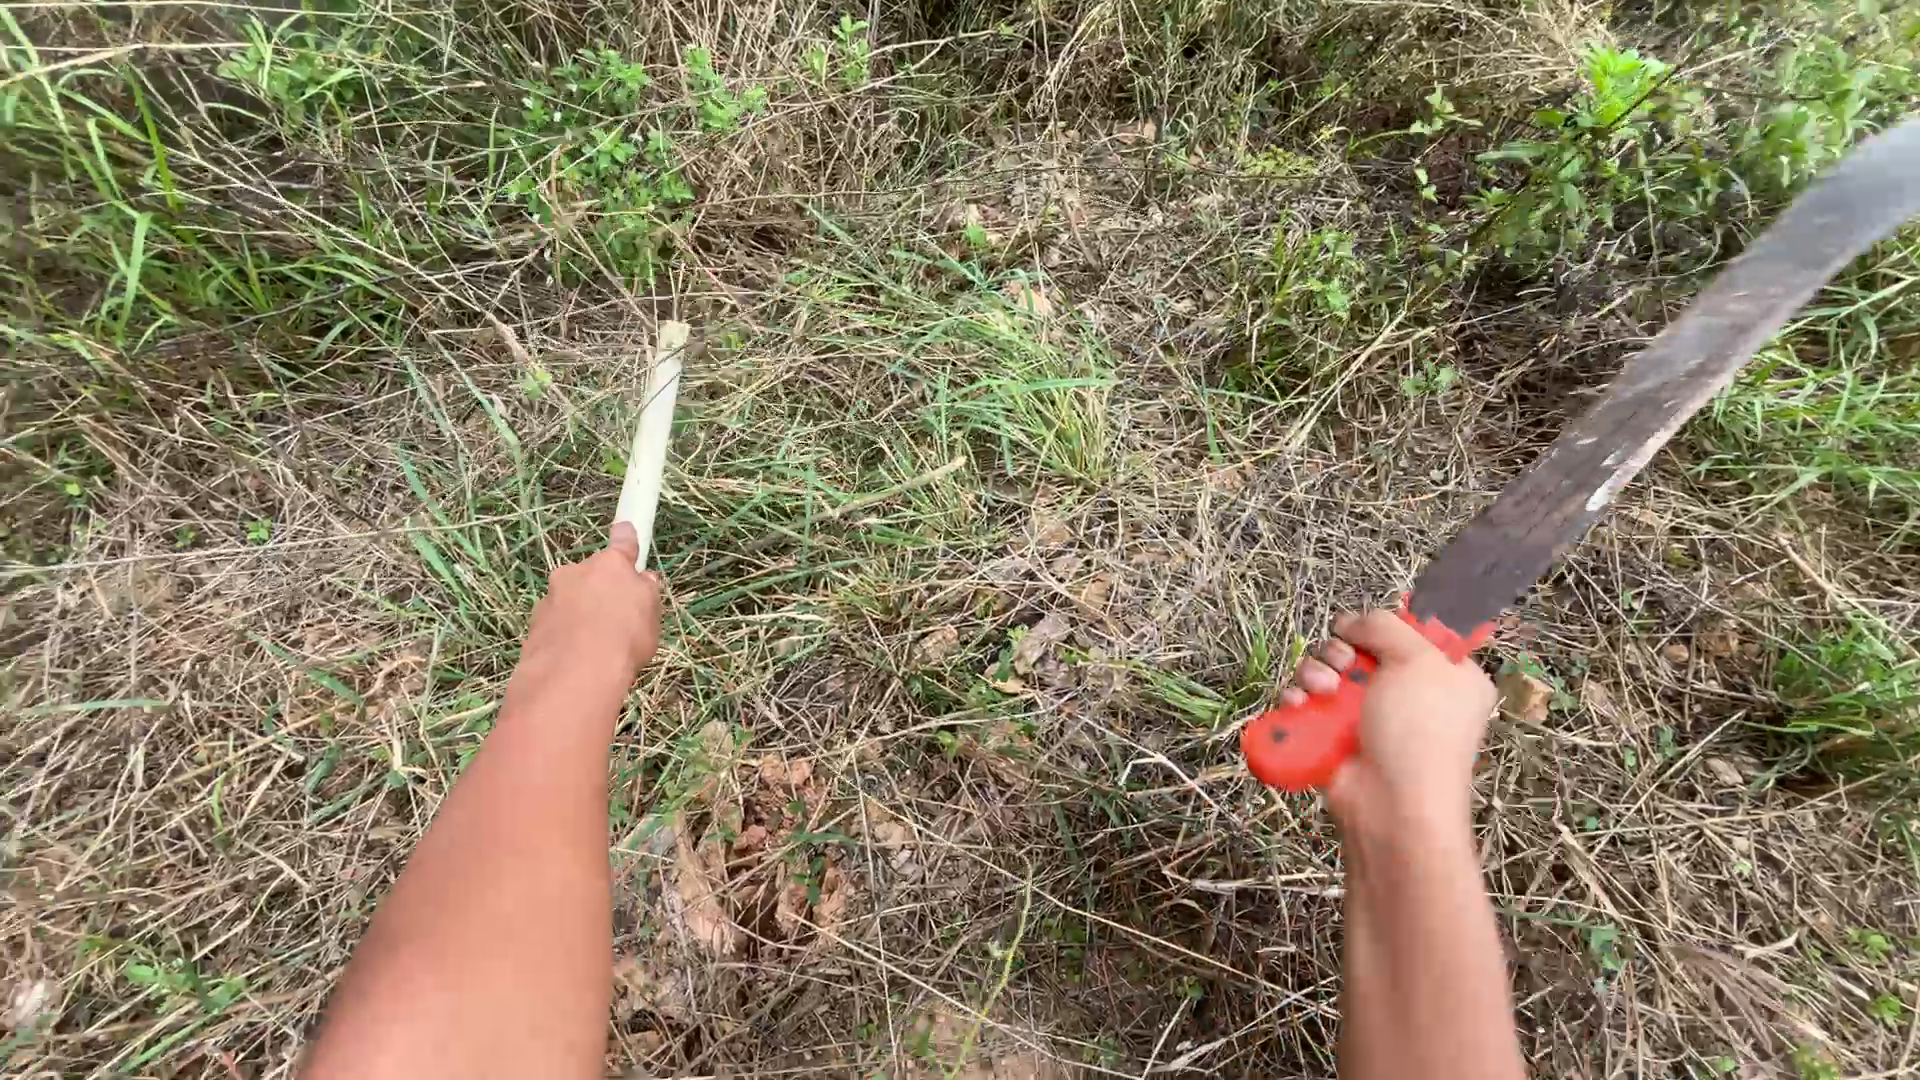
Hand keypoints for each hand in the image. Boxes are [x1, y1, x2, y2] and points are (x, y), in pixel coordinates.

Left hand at [510, 522, 661, 704]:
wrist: (574, 674)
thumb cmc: (624, 638)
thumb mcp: (651, 615)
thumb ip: (645, 593)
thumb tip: (642, 581)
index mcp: (610, 565)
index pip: (622, 543)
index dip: (627, 539)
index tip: (625, 528)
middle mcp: (575, 573)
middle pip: (592, 575)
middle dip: (602, 589)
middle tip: (619, 616)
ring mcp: (551, 598)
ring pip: (572, 599)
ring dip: (582, 613)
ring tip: (598, 645)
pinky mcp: (533, 624)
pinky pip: (557, 623)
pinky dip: (566, 633)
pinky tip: (578, 656)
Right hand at [1281, 610, 1494, 837]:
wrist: (1391, 804)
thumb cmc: (1419, 732)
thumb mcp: (1418, 661)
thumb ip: (1385, 626)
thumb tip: (1351, 623)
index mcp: (1445, 674)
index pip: (1408, 633)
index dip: (1383, 628)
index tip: (1369, 635)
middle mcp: (1406, 691)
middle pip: (1357, 647)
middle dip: (1340, 652)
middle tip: (1344, 666)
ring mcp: (1367, 714)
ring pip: (1325, 670)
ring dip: (1314, 673)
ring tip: (1320, 691)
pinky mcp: (1333, 732)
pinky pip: (1305, 699)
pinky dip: (1297, 698)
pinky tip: (1300, 704)